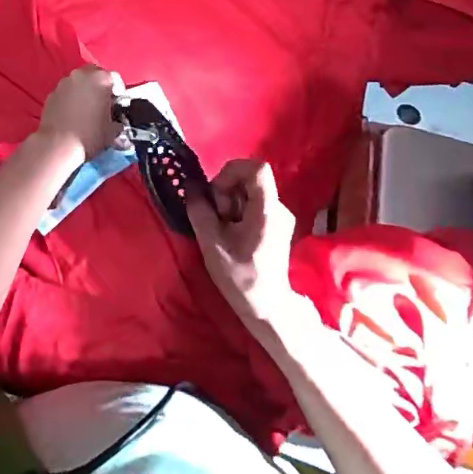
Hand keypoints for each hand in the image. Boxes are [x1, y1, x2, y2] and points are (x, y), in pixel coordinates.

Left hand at [35, 66, 122, 161]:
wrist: (58, 145)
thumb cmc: (90, 135)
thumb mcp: (112, 131)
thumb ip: (116, 121)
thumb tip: (115, 123)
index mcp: (99, 79)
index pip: (114, 77)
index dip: (118, 89)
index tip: (117, 100)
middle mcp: (80, 75)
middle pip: (93, 73)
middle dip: (99, 84)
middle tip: (102, 100)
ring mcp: (63, 84)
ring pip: (77, 82)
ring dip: (83, 90)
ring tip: (86, 108)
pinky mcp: (50, 95)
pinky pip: (65, 93)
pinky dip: (70, 99)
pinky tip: (71, 114)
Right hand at [186, 160, 306, 330]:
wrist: (267, 306)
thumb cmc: (240, 276)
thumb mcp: (211, 242)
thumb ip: (199, 210)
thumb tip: (191, 186)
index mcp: (267, 209)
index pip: (257, 167)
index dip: (231, 171)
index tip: (216, 193)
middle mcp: (279, 208)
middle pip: (250, 180)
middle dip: (226, 192)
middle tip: (216, 218)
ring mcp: (281, 216)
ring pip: (250, 193)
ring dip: (230, 204)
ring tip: (223, 230)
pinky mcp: (277, 225)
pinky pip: (254, 205)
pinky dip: (238, 213)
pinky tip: (232, 236)